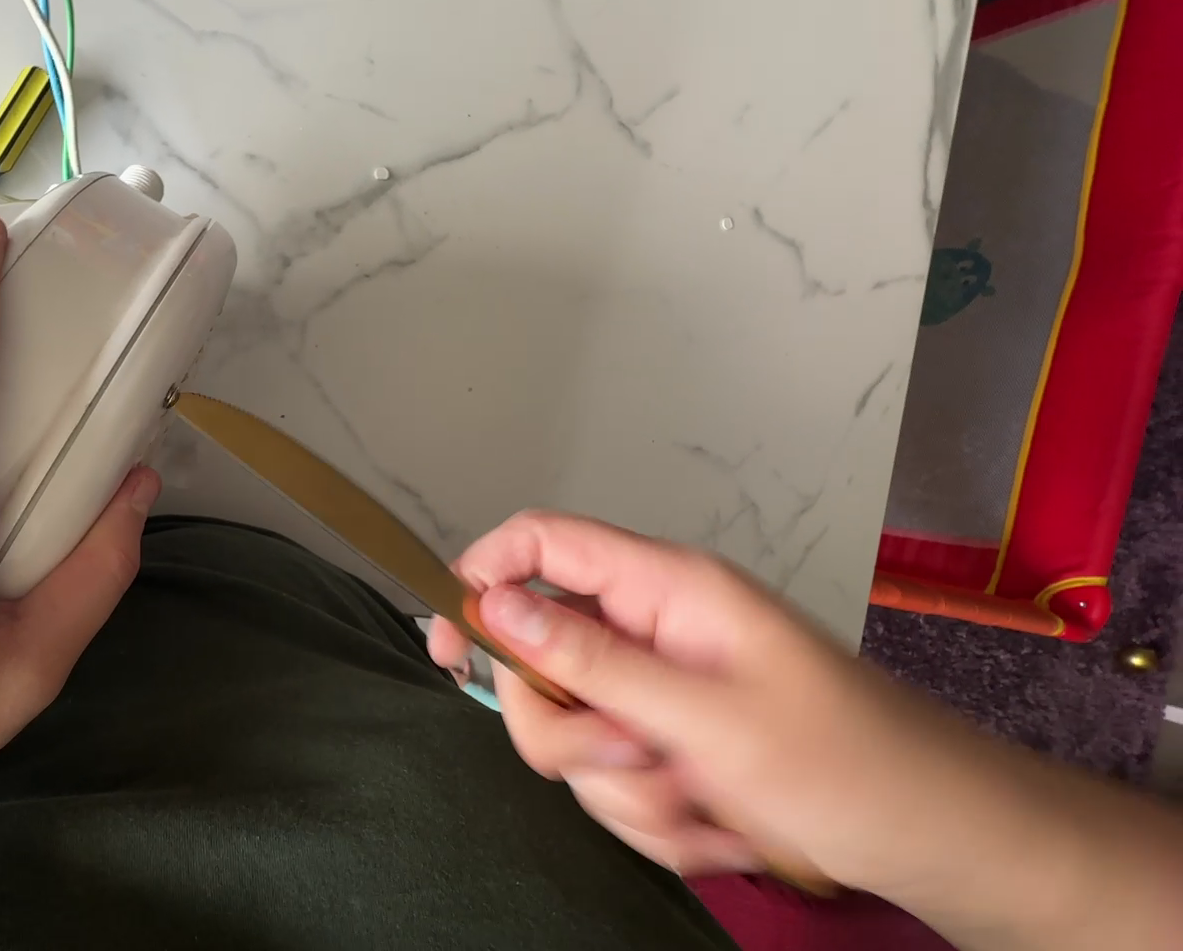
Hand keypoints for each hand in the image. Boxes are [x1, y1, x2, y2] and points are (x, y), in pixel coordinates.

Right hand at [427, 513, 1182, 949]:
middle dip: (568, 725)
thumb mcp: (706, 714)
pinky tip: (715, 827)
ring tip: (700, 806)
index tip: (451, 641)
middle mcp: (641, 626)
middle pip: (536, 654)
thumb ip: (590, 657)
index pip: (538, 543)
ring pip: (564, 727)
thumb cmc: (843, 762)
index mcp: (658, 586)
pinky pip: (602, 775)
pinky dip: (647, 814)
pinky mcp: (655, 739)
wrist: (940, 847)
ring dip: (619, 784)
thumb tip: (492, 607)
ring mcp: (645, 687)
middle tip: (630, 758)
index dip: (482, 574)